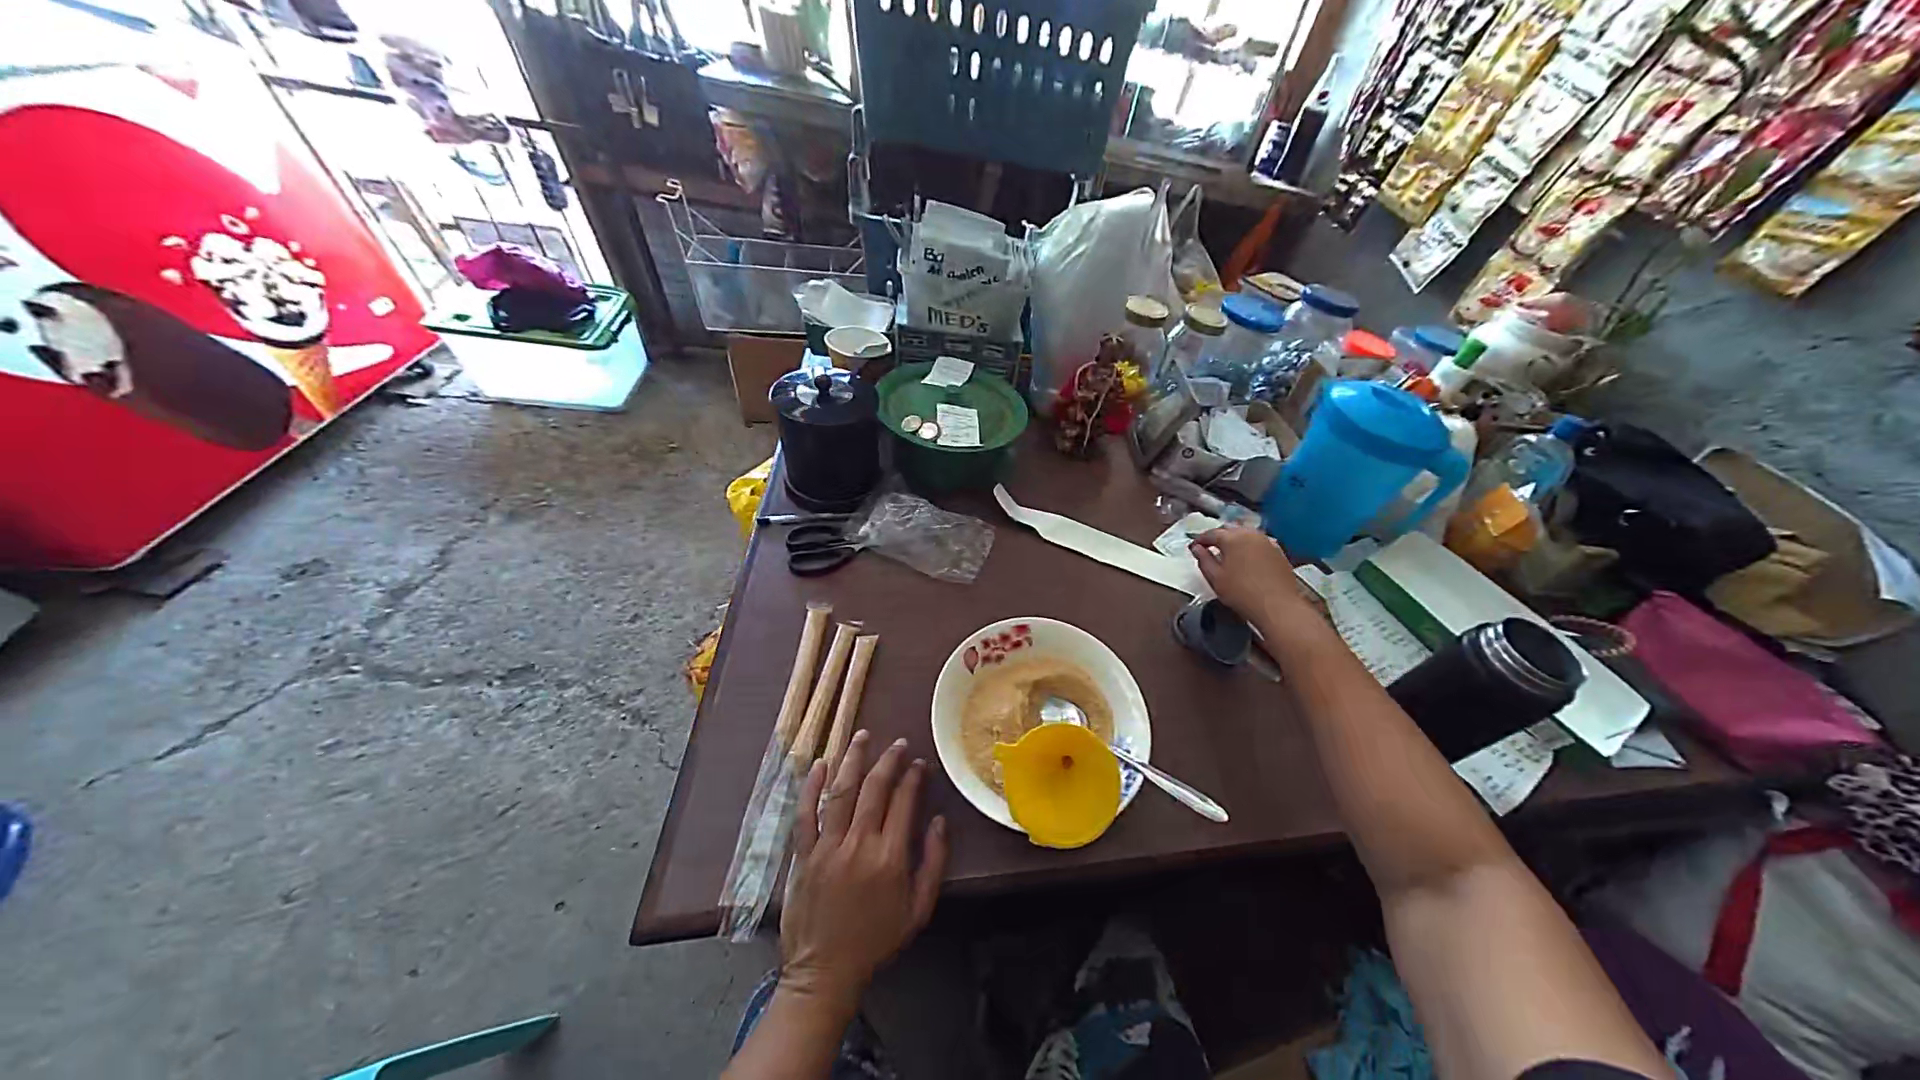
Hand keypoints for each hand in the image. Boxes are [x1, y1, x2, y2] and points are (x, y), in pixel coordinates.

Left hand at [781, 731, 948, 1013]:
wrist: (825, 971)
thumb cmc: (876, 940)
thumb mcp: (918, 909)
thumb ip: (934, 863)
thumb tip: (940, 821)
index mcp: (890, 857)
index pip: (904, 802)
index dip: (913, 777)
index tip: (919, 764)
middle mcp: (859, 844)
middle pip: (874, 789)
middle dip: (888, 761)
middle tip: (897, 743)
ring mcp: (827, 846)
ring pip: (841, 792)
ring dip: (853, 760)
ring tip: (862, 737)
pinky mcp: (803, 854)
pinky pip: (806, 813)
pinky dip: (813, 786)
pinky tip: (821, 764)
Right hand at [1190, 526, 1316, 627]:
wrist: (1277, 606)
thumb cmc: (1242, 593)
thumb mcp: (1215, 578)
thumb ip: (1203, 560)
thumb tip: (1197, 548)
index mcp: (1232, 538)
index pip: (1211, 533)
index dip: (1200, 540)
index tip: (1194, 547)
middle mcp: (1251, 534)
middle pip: (1230, 529)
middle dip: (1218, 536)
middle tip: (1208, 547)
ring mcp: (1267, 542)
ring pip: (1246, 534)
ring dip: (1234, 540)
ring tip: (1227, 552)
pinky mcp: (1279, 551)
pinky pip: (1259, 542)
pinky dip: (1249, 546)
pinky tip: (1247, 557)